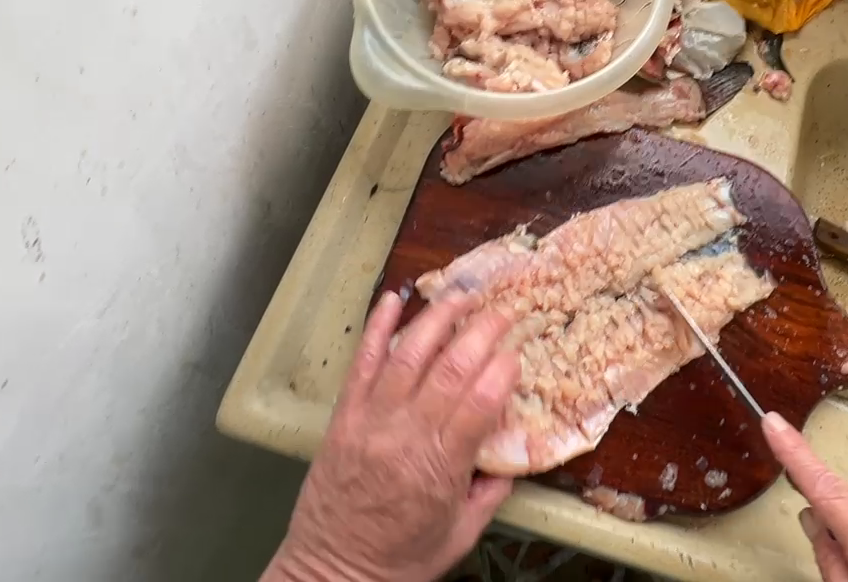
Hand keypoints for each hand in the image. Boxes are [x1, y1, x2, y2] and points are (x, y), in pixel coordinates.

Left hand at [265, 290, 520, 581]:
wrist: (330, 577)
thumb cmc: (402, 560)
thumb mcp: (461, 535)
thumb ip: (491, 490)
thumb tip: (514, 449)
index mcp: (440, 467)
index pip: (481, 403)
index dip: (503, 370)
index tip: (517, 354)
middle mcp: (407, 435)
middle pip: (451, 369)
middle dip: (482, 332)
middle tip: (502, 312)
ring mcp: (372, 420)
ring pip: (409, 355)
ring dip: (438, 318)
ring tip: (462, 294)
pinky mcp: (344, 415)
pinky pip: (362, 363)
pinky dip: (377, 327)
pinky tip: (394, 298)